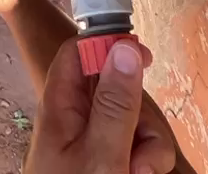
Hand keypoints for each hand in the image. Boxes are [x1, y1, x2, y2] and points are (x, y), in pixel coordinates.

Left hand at [24, 39, 178, 173]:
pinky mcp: (106, 165)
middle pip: (115, 88)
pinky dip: (144, 164)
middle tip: (141, 153)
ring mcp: (91, 144)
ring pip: (132, 123)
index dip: (110, 46)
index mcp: (60, 105)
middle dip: (140, 117)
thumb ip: (115, 104)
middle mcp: (74, 120)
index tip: (144, 57)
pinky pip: (134, 150)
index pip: (80, 53)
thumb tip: (125, 47)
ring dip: (147, 149)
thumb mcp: (101, 156)